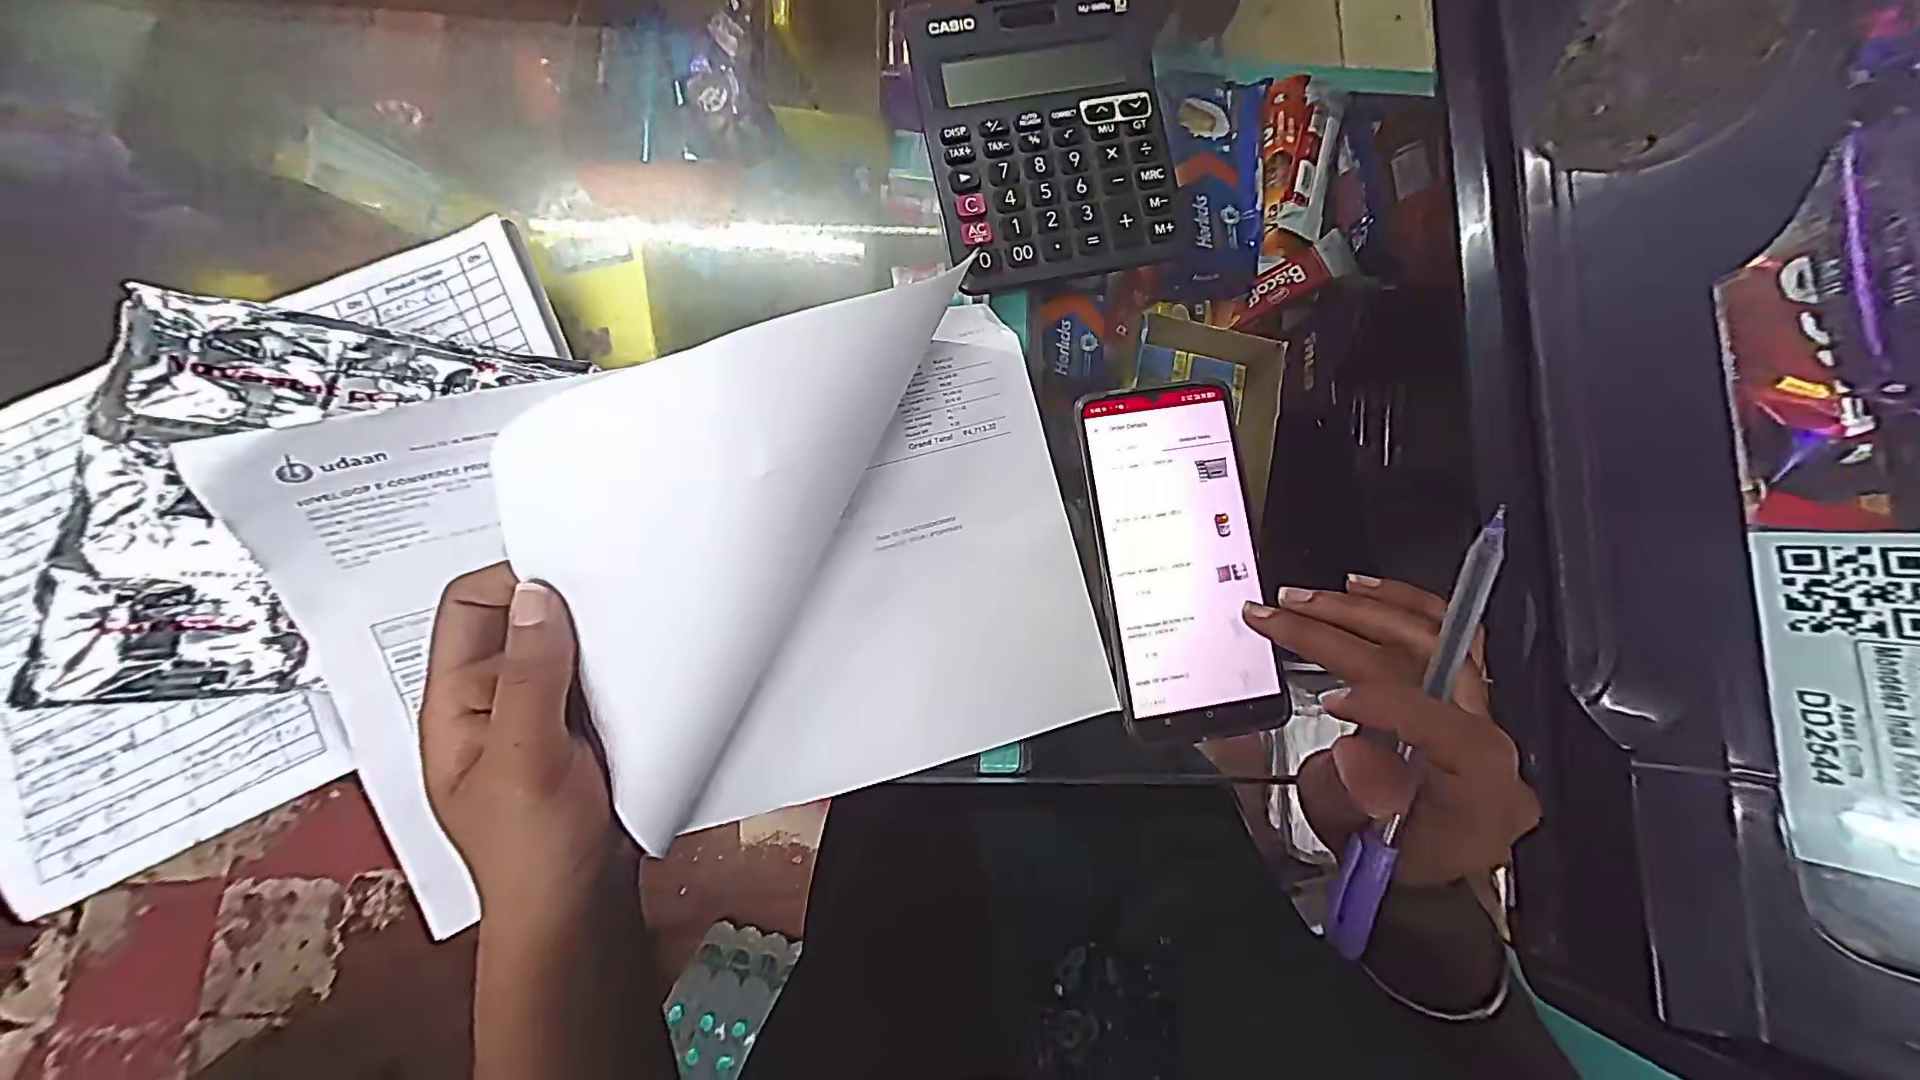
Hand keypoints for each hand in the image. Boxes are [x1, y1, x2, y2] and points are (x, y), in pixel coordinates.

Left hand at [420, 563, 630, 931]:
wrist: (582, 895)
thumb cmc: (530, 847)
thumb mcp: (522, 760)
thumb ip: (529, 679)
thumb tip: (536, 596)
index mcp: (458, 700)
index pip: (469, 609)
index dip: (509, 580)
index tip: (564, 570)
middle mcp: (502, 692)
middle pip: (524, 616)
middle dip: (563, 596)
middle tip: (611, 583)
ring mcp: (551, 703)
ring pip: (571, 639)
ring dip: (599, 626)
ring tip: (635, 613)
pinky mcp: (593, 714)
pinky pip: (604, 666)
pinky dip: (623, 652)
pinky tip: (647, 649)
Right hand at [1243, 577, 1539, 887]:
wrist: (1413, 859)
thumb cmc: (1385, 855)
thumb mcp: (1354, 840)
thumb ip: (1351, 795)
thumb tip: (1351, 746)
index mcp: (1480, 793)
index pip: (1453, 732)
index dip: (1392, 707)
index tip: (1329, 699)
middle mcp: (1491, 745)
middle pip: (1432, 664)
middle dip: (1346, 633)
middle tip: (1285, 614)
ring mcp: (1479, 713)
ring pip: (1436, 637)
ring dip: (1362, 610)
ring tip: (1307, 599)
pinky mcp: (1456, 692)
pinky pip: (1444, 632)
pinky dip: (1399, 603)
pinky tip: (1359, 588)